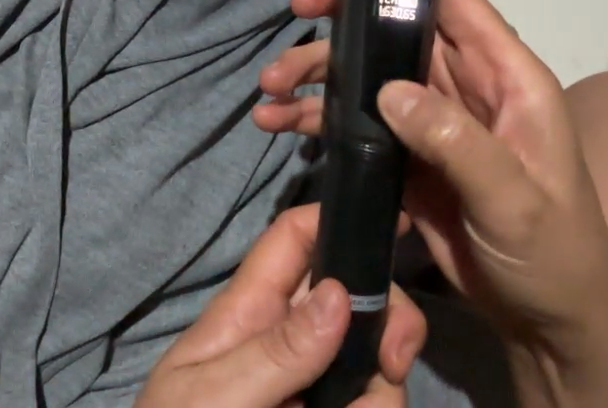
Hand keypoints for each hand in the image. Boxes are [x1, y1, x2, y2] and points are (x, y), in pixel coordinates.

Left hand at [137, 205, 424, 407]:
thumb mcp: (211, 396)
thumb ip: (274, 352)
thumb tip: (339, 292)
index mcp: (249, 310)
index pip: (294, 239)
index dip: (337, 218)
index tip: (396, 225)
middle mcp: (289, 340)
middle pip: (357, 301)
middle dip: (388, 322)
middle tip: (391, 361)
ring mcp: (314, 386)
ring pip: (377, 365)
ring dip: (380, 394)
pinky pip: (374, 406)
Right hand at [255, 0, 607, 404]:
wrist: (549, 326)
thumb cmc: (555, 255)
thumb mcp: (514, 200)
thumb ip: (455, 142)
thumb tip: (387, 90)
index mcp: (505, 76)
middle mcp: (462, 84)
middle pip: (392, 28)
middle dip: (339, 22)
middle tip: (293, 17)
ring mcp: (429, 117)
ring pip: (364, 72)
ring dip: (316, 73)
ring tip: (271, 90)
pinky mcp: (404, 151)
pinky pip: (352, 119)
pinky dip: (314, 117)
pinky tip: (278, 123)